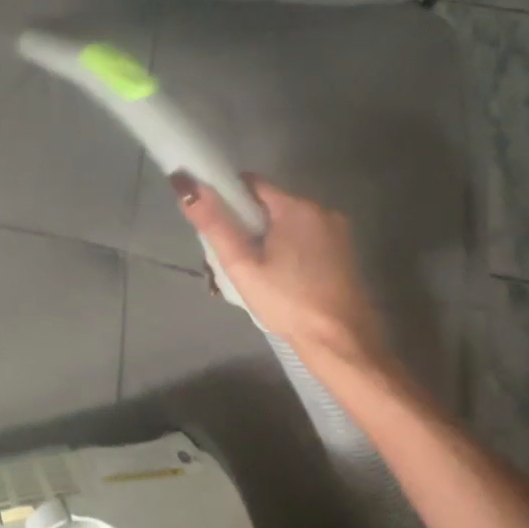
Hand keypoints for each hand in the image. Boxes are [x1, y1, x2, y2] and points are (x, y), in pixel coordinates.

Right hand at [171, 172, 386, 368]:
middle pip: (269, 204)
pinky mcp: (344, 253)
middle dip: (245, 223)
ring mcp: (337, 233)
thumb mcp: (241, 265)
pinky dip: (286, 249)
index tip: (215, 224)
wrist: (341, 344)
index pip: (251, 184)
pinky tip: (277, 277)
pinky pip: (304, 238)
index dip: (227, 198)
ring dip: (265, 238)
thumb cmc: (287, 302)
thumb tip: (183, 184)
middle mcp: (321, 211)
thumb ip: (213, 223)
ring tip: (251, 271)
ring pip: (286, 223)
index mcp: (296, 208)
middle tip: (231, 257)